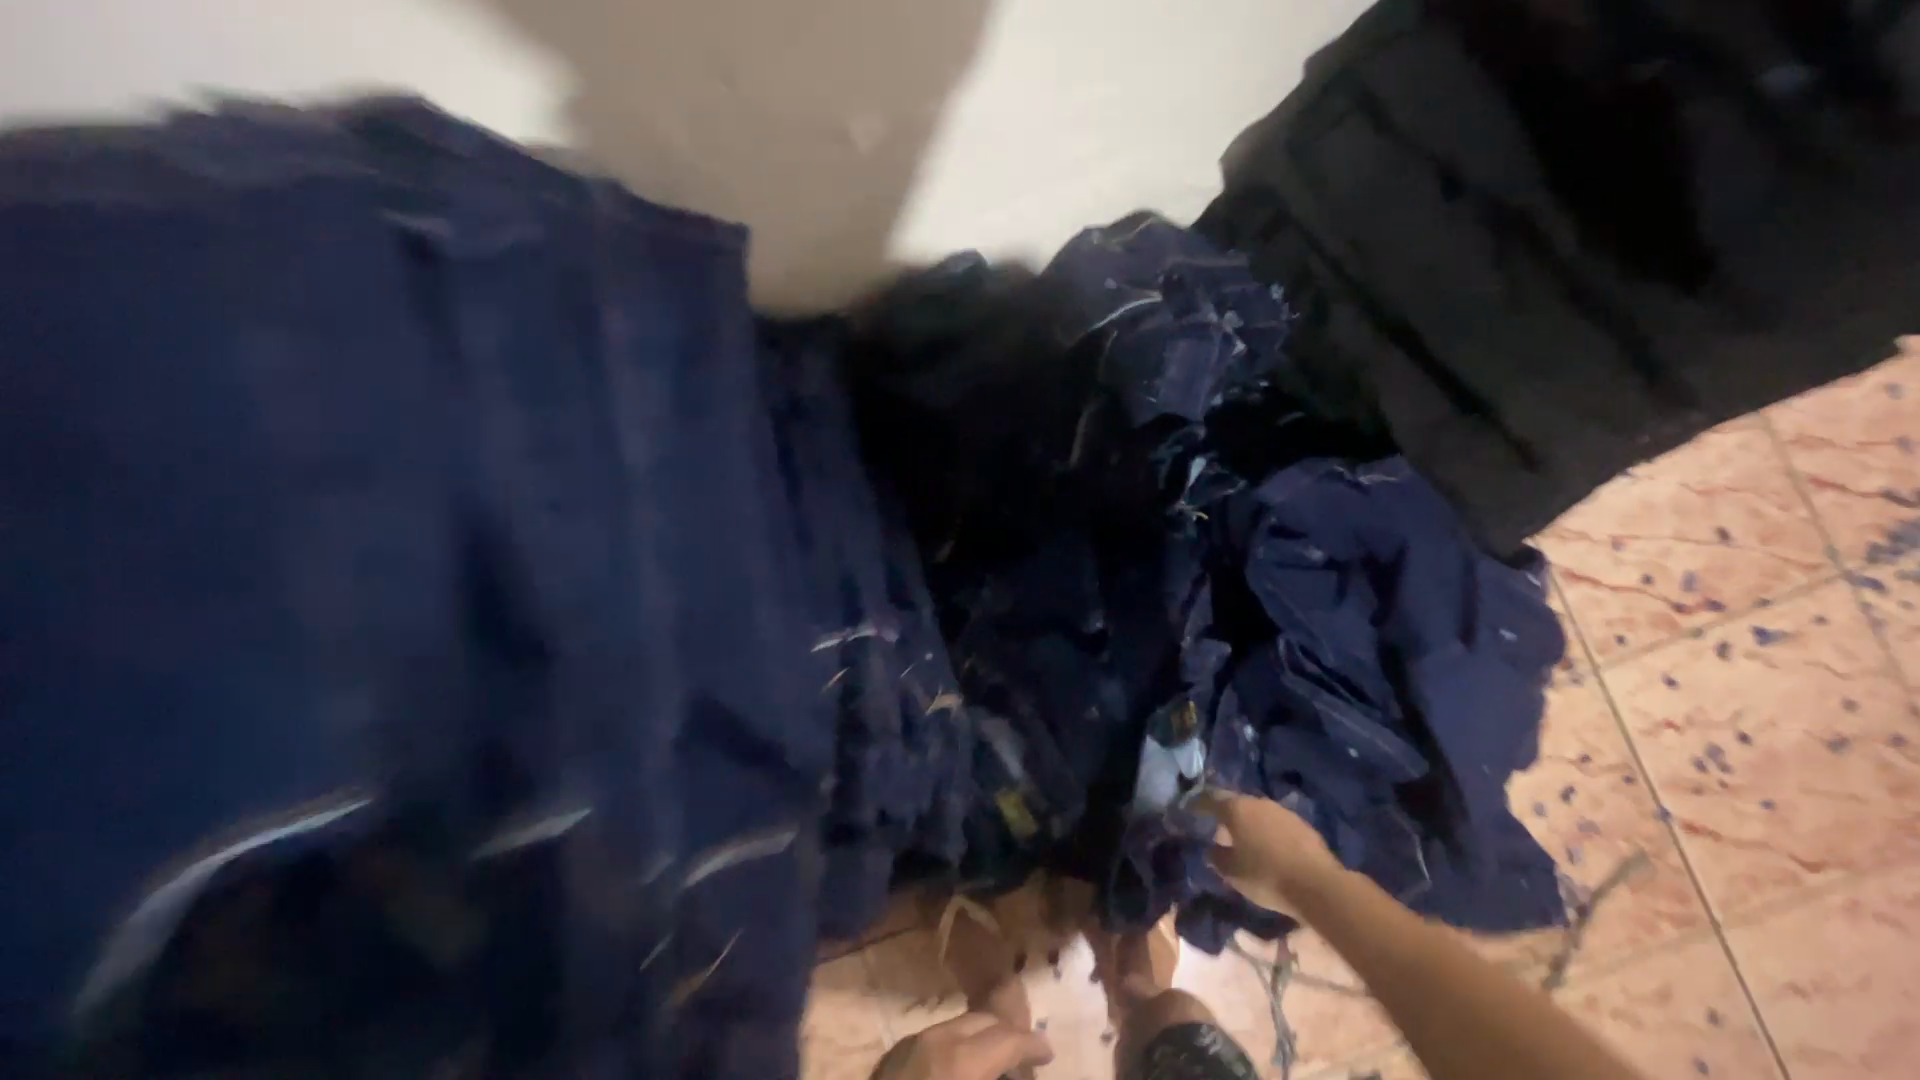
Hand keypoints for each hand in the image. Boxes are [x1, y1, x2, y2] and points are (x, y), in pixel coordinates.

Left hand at [871, 1012, 1053, 1079]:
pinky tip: (961, 1070)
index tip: (1047, 1053)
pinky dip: (958, 1047)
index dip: (1032, 1045)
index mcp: (961, 1062)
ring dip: (983, 1040)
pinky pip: (938, 1038)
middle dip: (1008, 1036)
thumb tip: (1017, 1074)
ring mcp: (913, 1042)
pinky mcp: (896, 1053)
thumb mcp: (970, 1078)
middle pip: (985, 1021)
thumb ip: (996, 1076)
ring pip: (960, 1026)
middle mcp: (938, 1040)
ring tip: (994, 1064)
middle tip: (1024, 1058)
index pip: (1008, 1038)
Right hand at [1194, 791, 1343, 916]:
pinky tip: (1270, 850)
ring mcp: (1284, 812)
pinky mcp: (1304, 825)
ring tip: (1246, 843)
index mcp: (1236, 809)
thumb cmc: (1266, 876)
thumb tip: (1213, 849)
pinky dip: (1269, 833)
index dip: (1198, 804)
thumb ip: (1217, 857)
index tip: (1190, 809)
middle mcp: (1259, 803)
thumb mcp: (1232, 873)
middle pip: (1237, 804)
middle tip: (1219, 832)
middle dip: (1226, 816)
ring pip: (1259, 813)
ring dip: (1250, 824)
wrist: (1318, 886)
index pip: (1210, 798)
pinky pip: (1277, 825)